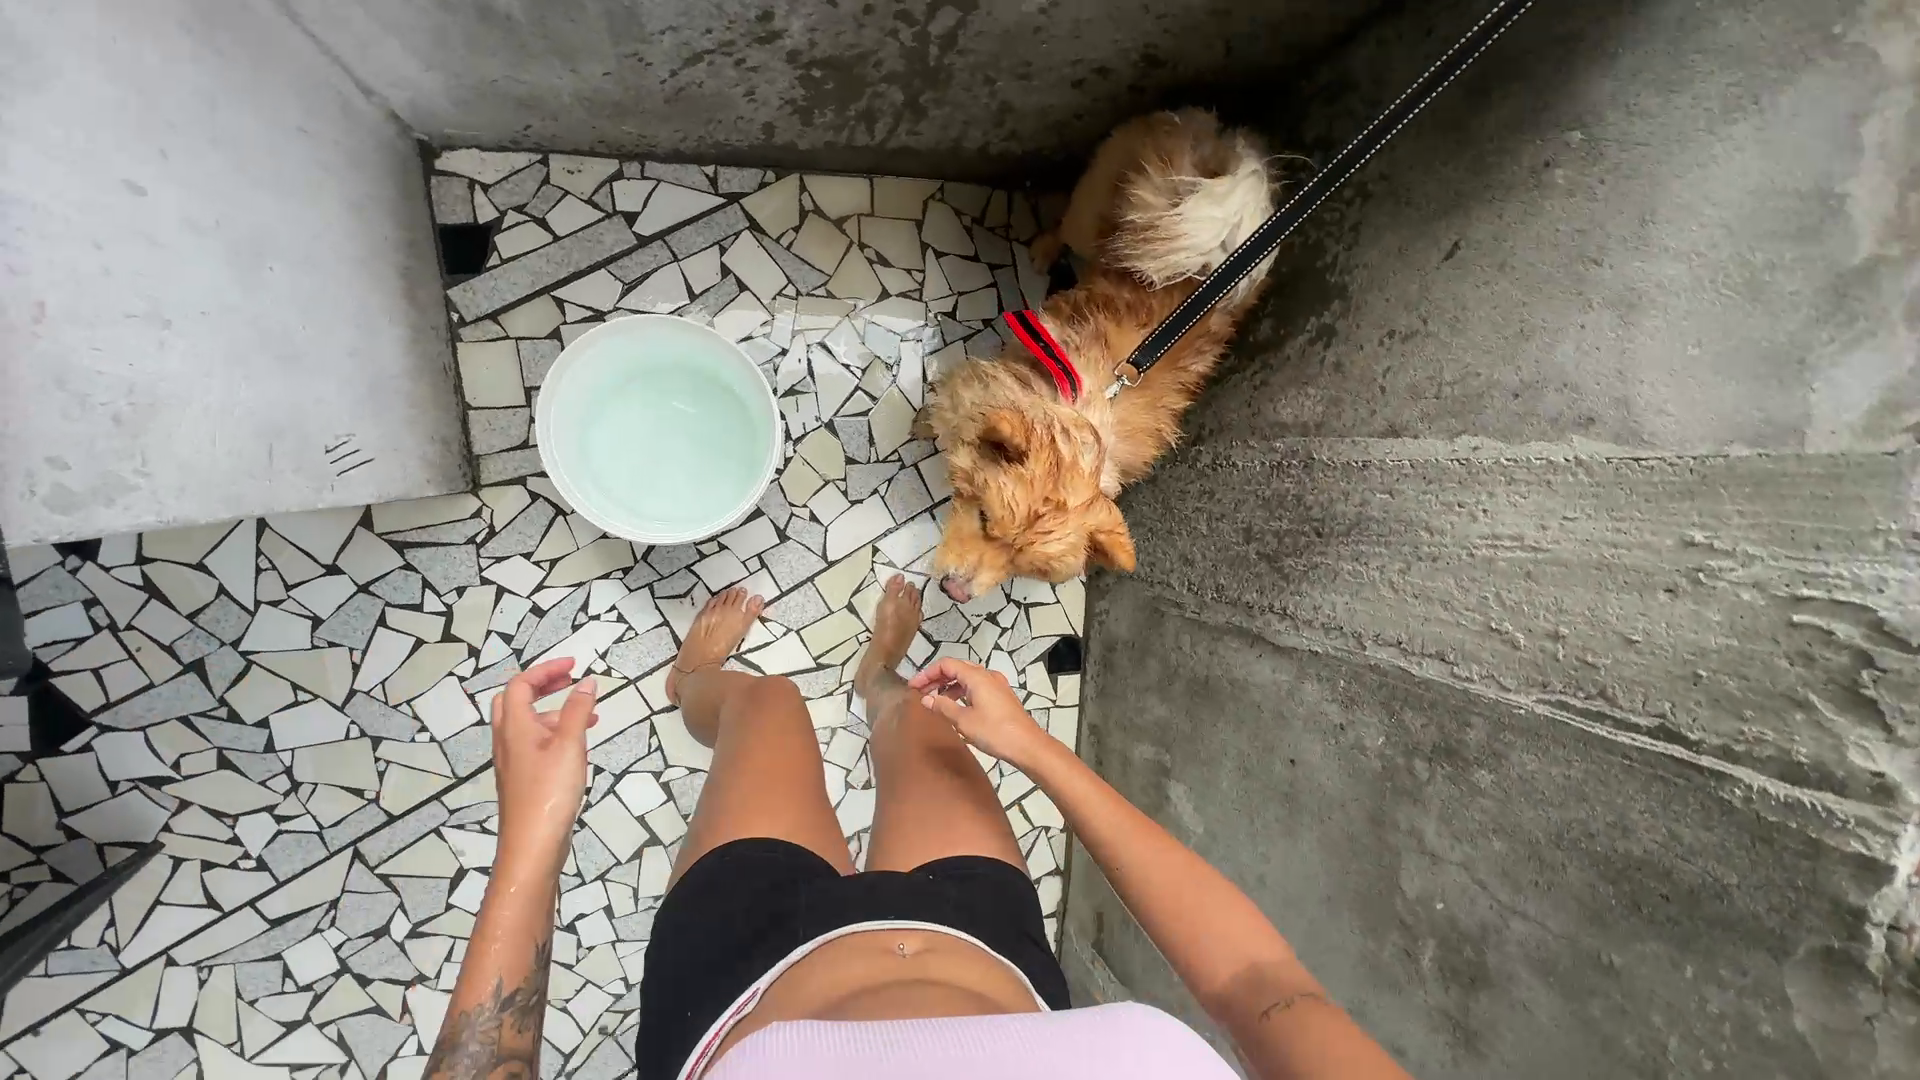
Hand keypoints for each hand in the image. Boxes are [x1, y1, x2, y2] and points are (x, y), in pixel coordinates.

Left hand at [489, 658, 596, 877]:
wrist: (532, 845)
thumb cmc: (550, 791)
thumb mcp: (570, 745)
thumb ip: (579, 711)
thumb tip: (586, 682)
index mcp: (514, 728)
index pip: (520, 685)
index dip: (545, 669)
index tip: (575, 664)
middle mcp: (507, 741)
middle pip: (514, 701)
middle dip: (542, 685)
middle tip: (570, 680)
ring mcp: (512, 761)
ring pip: (525, 722)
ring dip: (552, 708)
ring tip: (587, 713)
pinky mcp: (522, 777)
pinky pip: (533, 741)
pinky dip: (554, 730)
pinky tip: (577, 743)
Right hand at [908, 657, 1054, 768]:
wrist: (1027, 745)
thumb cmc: (994, 731)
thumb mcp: (963, 720)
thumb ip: (943, 706)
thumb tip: (925, 699)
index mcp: (977, 676)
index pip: (946, 664)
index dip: (927, 674)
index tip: (913, 687)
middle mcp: (987, 675)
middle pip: (956, 668)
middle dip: (937, 679)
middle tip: (921, 693)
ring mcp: (996, 685)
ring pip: (967, 678)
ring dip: (949, 686)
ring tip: (935, 701)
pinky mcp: (1001, 696)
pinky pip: (976, 687)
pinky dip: (962, 692)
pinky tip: (955, 707)